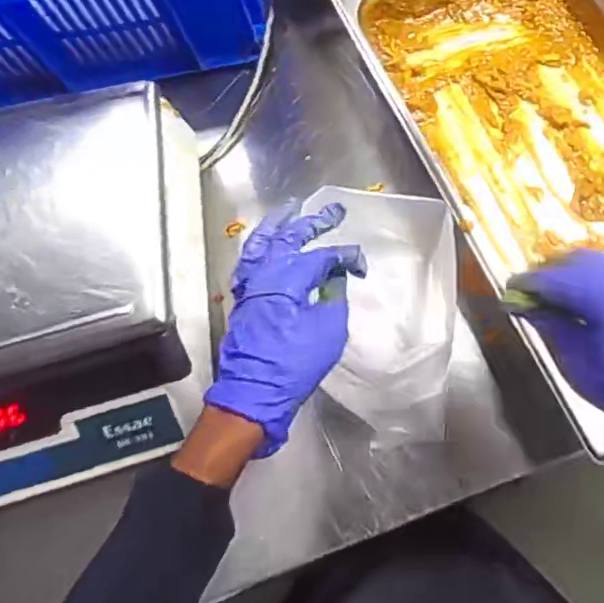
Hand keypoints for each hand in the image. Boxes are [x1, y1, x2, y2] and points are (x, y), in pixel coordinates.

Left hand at [205, 202, 366, 455]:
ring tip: (292, 210)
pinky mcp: (244, 298)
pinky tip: (268, 243)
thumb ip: (333, 296)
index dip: (345, 256)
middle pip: (290, 238)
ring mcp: (250, 284)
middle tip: (334, 211)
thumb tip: (334, 277)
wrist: (254, 392)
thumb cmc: (295, 363)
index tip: (360, 265)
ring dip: (279, 225)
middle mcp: (265, 273)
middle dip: (314, 222)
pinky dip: (261, 246)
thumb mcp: (328, 330)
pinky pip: (251, 260)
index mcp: (289, 277)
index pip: (321, 256)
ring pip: (263, 243)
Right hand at [508, 250, 603, 506]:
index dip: (530, 282)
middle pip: (583, 261)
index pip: (559, 277)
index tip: (511, 290)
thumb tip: (528, 307)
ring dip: (579, 276)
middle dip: (553, 271)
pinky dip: (602, 285)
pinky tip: (593, 308)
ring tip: (560, 300)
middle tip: (532, 292)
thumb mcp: (582, 368)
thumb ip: (553, 329)